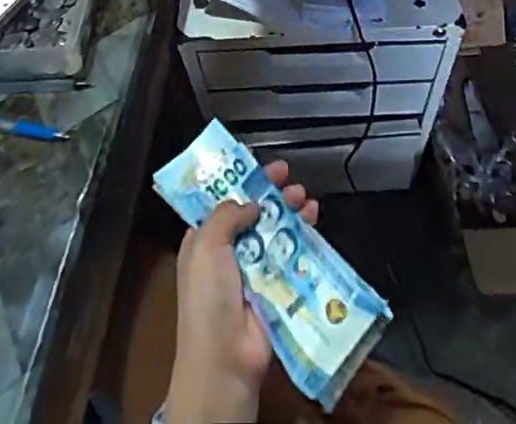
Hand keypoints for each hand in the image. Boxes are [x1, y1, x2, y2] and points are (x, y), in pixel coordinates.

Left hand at [164, 161, 319, 423]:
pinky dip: (303, 233)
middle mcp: (228, 251)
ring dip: (288, 209)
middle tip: (285, 172)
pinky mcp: (276, 284)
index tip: (254, 159)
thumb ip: (227, 214)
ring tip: (302, 195)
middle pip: (251, 211)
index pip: (220, 201)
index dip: (236, 179)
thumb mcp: (205, 246)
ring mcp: (254, 268)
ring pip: (274, 228)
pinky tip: (312, 218)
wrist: (226, 356)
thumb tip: (251, 202)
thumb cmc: (208, 298)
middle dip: (268, 190)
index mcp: (203, 240)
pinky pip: (292, 252)